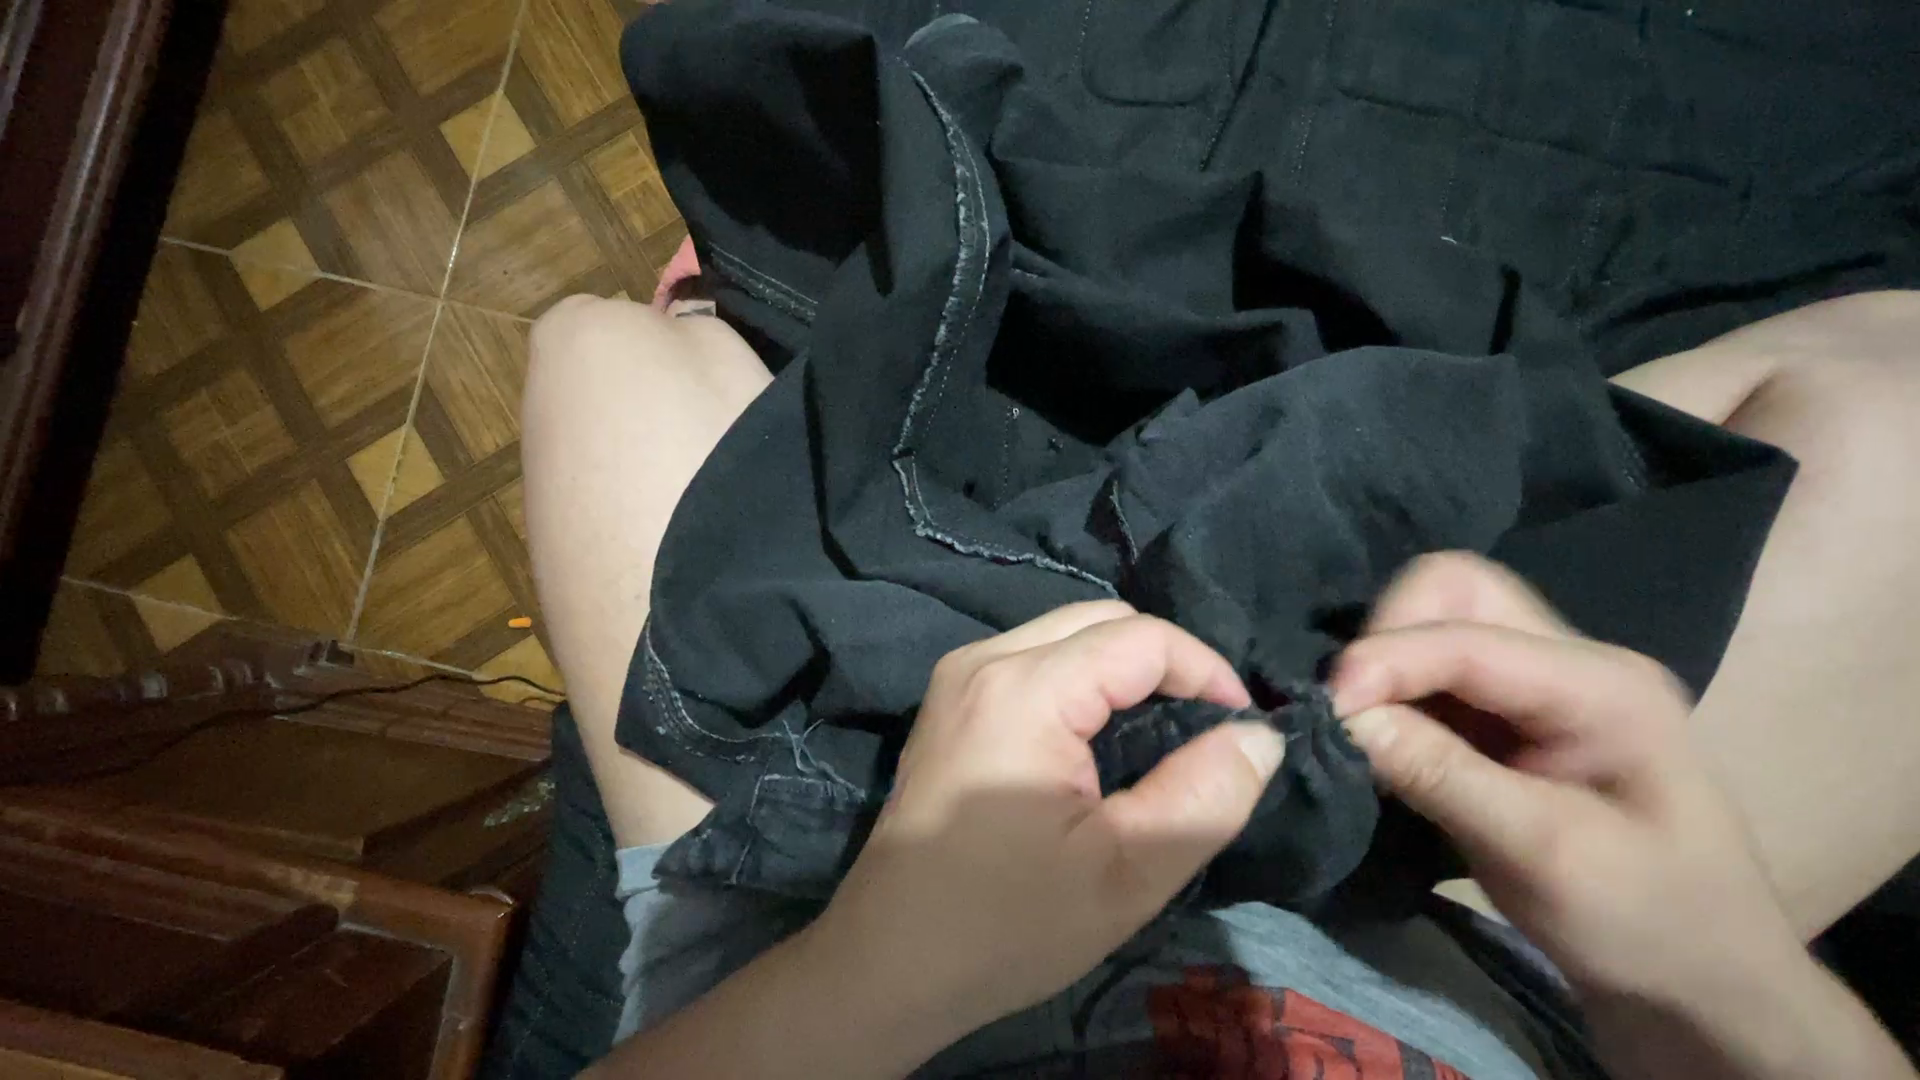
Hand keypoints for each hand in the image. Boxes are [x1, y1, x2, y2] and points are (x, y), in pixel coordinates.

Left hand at [811, 600, 1286, 1034]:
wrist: (890, 958)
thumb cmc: (1008, 923)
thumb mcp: (1126, 873)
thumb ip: (1203, 796)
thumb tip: (1257, 735)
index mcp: (1023, 689)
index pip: (1141, 637)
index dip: (1205, 671)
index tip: (1240, 728)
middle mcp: (984, 659)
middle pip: (1100, 620)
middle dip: (1165, 663)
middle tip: (1202, 731)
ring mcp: (959, 675)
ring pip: (1066, 633)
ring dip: (1123, 670)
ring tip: (1158, 736)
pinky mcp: (949, 699)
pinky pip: (1034, 658)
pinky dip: (1082, 680)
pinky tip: (1096, 739)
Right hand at [1328, 552, 1795, 997]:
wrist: (1702, 975)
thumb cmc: (1644, 920)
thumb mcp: (1543, 856)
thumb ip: (1440, 775)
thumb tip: (1345, 717)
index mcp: (1601, 686)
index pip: (1465, 636)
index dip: (1385, 661)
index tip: (1329, 712)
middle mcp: (1571, 659)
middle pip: (1455, 588)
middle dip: (1387, 633)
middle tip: (1352, 702)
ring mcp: (1542, 678)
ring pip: (1437, 615)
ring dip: (1385, 658)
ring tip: (1361, 718)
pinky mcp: (1510, 705)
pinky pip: (1432, 662)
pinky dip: (1393, 684)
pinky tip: (1383, 728)